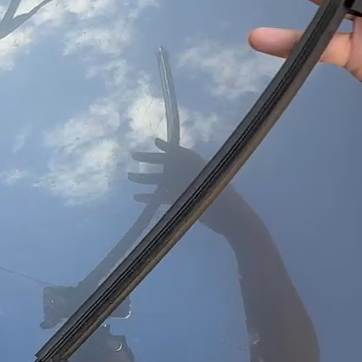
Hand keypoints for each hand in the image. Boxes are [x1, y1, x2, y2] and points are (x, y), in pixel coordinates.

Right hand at [127, 137, 246, 229]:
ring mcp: (185, 188)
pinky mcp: (182, 201)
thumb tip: (171, 158)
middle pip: (165, 165)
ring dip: (145, 179)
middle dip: (149, 160)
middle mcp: (188, 174)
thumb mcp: (203, 176)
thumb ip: (187, 167)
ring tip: (130, 177)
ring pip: (161, 181)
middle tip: (133, 156)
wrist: (231, 218)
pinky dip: (151, 197)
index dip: (166, 146)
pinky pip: (163, 197)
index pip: (177, 152)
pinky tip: (137, 198)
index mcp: (195, 165)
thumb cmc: (221, 196)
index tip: (154, 142)